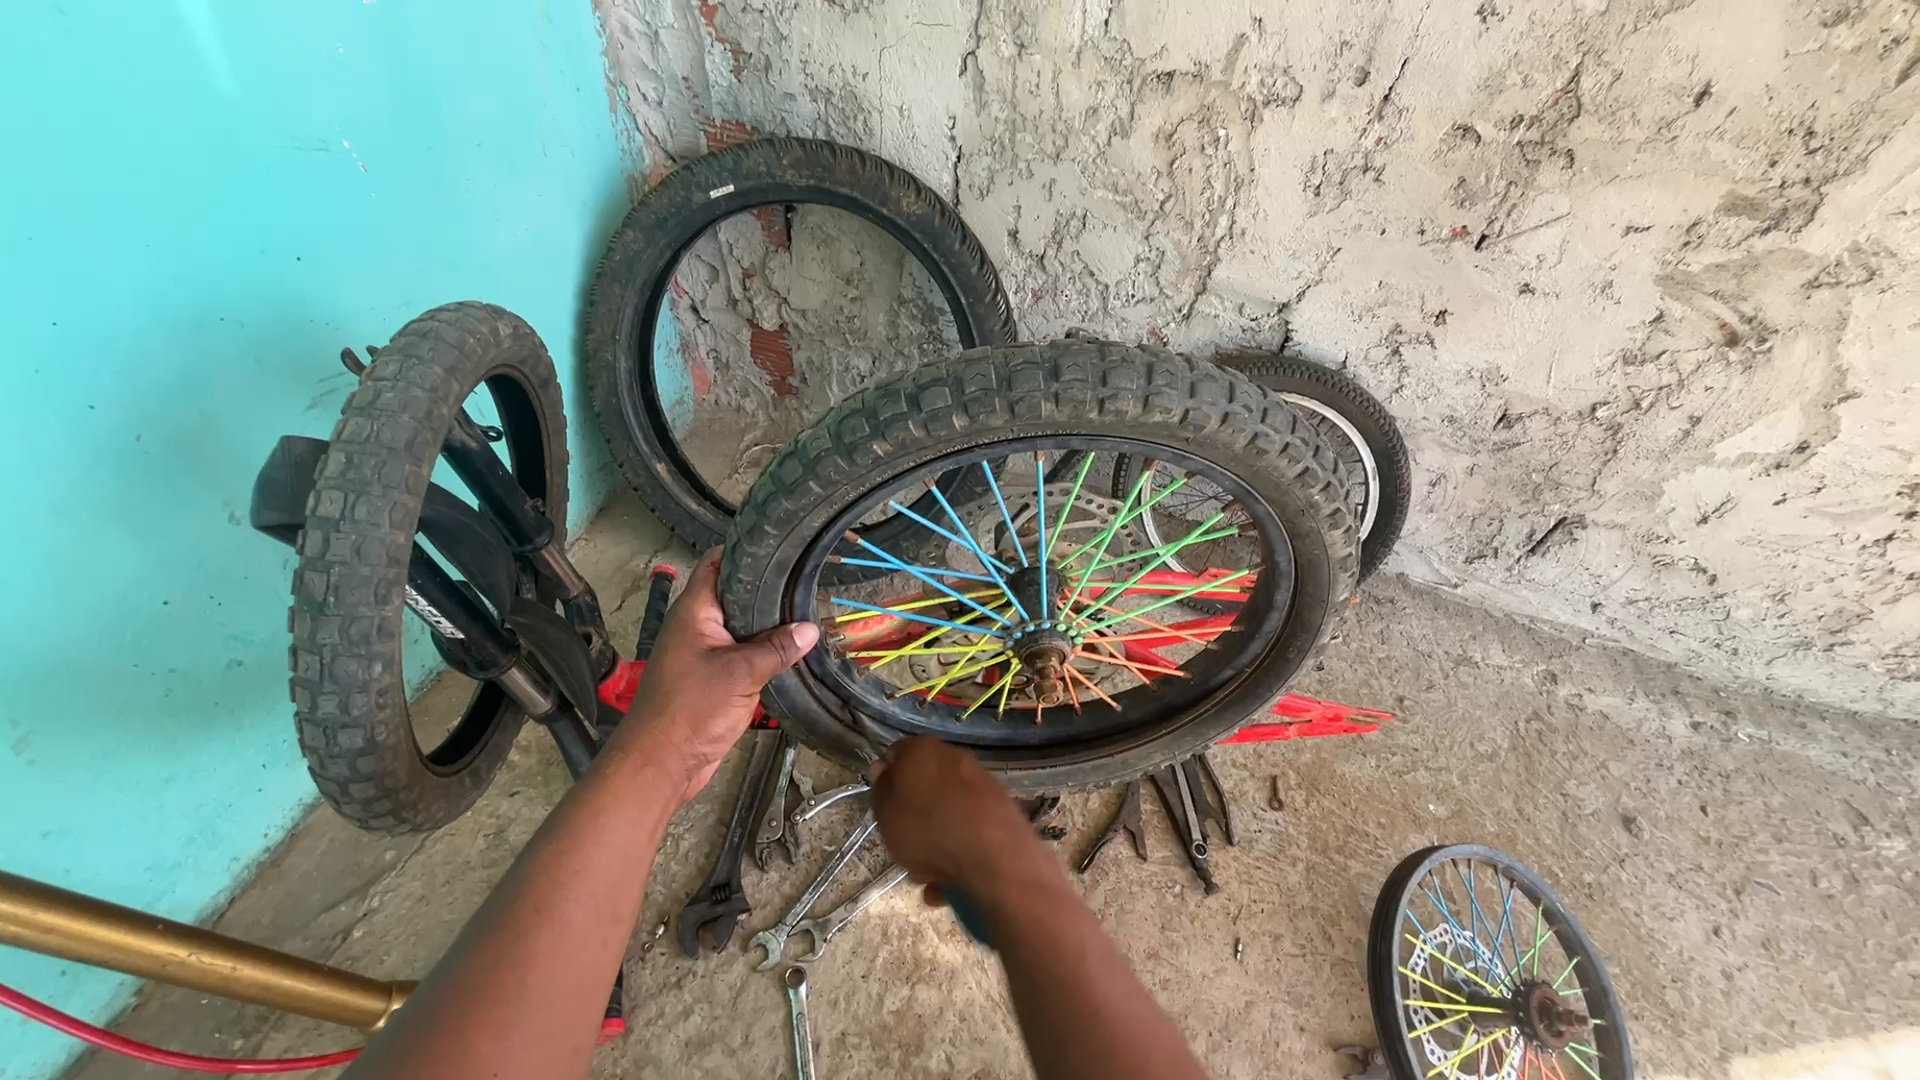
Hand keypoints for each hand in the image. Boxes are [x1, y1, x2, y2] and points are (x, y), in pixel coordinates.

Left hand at [610, 548, 816, 801]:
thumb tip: (811, 629)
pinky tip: (795, 648)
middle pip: (736, 594)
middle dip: (769, 587)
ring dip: (770, 622)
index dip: (747, 550)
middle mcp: (698, 624)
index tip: (782, 544)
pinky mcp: (714, 676)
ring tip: (810, 607)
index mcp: (695, 610)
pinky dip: (767, 648)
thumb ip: (777, 648)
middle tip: (809, 577)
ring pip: (743, 625)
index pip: (718, 563)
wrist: (661, 763)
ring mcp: (706, 651)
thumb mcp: (741, 674)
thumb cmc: (690, 710)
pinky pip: (744, 652)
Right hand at [870, 736, 1042, 902]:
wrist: (993, 857)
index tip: (884, 809)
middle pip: (925, 789)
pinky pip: (970, 835)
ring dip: (936, 845)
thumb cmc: (926, 827)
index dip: (888, 782)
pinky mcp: (1002, 814)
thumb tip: (885, 769)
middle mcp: (956, 759)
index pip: (898, 755)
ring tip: (927, 877)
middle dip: (914, 820)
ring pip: (948, 816)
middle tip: (904, 846)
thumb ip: (882, 788)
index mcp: (924, 749)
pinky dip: (959, 857)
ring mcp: (983, 786)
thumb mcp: (885, 810)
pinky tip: (948, 886)